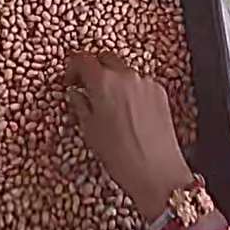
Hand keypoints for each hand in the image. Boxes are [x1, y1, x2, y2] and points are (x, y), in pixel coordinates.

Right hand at [65, 52, 193, 219]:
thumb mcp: (90, 130)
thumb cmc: (118, 154)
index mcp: (103, 81)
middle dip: (94, 68)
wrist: (156, 171)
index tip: (70, 79)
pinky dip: (131, 90)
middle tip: (87, 87)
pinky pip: (140, 83)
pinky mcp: (159, 92)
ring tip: (109, 104)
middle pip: (105, 58)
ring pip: (124, 71)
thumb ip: (80, 104)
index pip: (83, 59)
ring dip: (114, 79)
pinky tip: (129, 112)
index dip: (73, 67)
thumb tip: (75, 93)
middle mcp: (125, 75)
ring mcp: (145, 82)